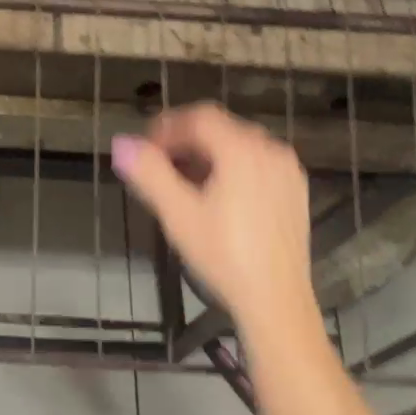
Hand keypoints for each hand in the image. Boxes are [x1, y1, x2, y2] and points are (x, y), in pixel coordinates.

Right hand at [111, 103, 315, 328]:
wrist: (275, 297)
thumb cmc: (222, 255)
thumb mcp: (178, 215)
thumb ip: (149, 174)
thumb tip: (121, 144)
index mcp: (241, 149)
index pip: (199, 118)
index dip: (166, 128)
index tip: (143, 151)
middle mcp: (270, 150)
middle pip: (220, 131)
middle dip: (184, 144)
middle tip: (157, 171)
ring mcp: (287, 171)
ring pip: (239, 149)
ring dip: (206, 159)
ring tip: (182, 189)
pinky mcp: (294, 192)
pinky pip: (257, 167)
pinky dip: (231, 172)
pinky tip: (216, 202)